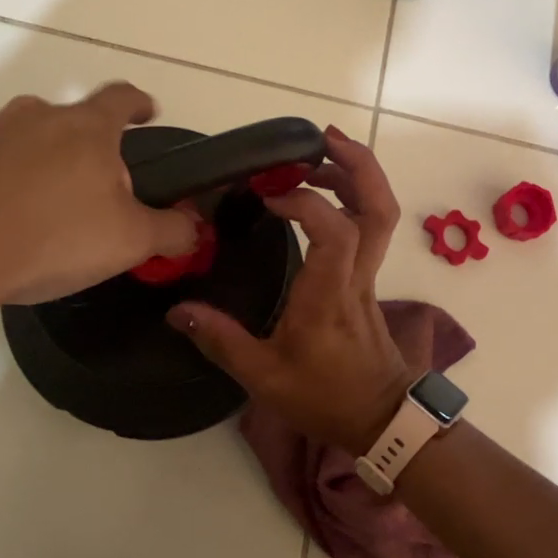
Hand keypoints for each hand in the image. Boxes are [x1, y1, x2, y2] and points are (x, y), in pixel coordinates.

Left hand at [0, 83, 197, 313]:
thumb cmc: (52, 239)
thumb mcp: (129, 243)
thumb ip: (171, 230)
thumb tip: (194, 227)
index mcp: (87, 128)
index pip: (123, 97)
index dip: (140, 104)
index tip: (148, 112)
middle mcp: (37, 115)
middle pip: (73, 119)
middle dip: (89, 146)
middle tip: (95, 190)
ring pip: (28, 136)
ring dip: (43, 158)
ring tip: (46, 204)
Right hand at [168, 125, 417, 455]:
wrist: (380, 419)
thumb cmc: (324, 398)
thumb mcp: (263, 377)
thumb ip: (221, 340)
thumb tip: (177, 310)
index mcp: (330, 294)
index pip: (337, 231)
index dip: (307, 202)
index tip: (269, 194)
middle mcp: (356, 274)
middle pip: (379, 208)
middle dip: (357, 165)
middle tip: (321, 138)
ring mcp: (368, 274)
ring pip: (380, 213)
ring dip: (356, 176)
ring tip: (316, 157)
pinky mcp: (368, 278)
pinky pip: (370, 226)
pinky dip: (353, 198)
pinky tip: (321, 195)